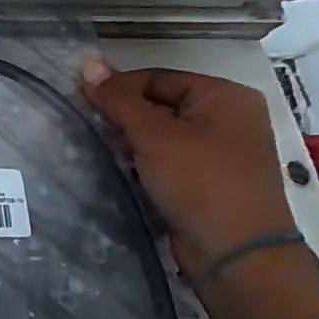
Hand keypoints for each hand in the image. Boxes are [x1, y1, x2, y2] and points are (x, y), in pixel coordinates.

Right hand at [81, 60, 295, 265]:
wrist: (237, 257)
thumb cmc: (200, 182)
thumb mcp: (154, 136)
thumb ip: (119, 100)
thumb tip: (86, 62)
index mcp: (224, 95)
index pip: (158, 77)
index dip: (118, 87)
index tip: (80, 99)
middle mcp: (228, 118)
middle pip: (162, 104)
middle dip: (124, 116)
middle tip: (88, 126)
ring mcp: (221, 152)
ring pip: (164, 134)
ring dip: (133, 141)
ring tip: (103, 148)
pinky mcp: (211, 182)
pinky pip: (172, 160)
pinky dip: (147, 162)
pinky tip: (123, 169)